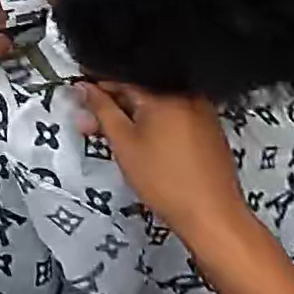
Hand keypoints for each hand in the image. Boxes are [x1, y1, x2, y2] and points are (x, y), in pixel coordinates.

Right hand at [77, 82, 245, 236]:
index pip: (121, 78)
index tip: (82, 100)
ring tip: (118, 139)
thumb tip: (85, 88)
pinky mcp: (209, 128)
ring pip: (157, 104)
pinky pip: (175, 115)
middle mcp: (187, 94)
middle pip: (140, 90)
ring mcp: (202, 111)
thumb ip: (102, 110)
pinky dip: (156, 124)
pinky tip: (146, 144)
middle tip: (93, 126)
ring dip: (134, 115)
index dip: (97, 88)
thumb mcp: (123, 143)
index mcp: (165, 92)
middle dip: (114, 105)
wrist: (211, 215)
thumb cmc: (166, 181)